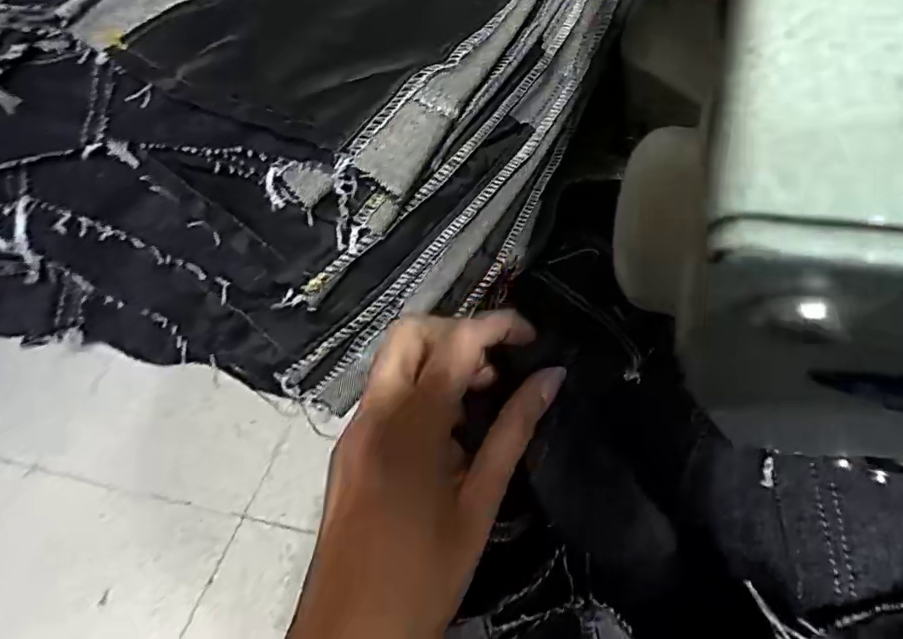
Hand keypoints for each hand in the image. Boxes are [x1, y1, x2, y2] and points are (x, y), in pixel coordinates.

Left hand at [288, 313, 565, 638]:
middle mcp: (373, 418)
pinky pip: (388, 394)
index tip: (532, 339)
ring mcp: (355, 435)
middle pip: (410, 333)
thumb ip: (516, 429)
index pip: (456, 342)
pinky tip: (455, 429)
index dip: (499, 325)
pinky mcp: (350, 454)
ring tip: (485, 395)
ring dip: (443, 359)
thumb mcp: (480, 503)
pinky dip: (424, 387)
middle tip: (498, 361)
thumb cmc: (422, 577)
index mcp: (409, 428)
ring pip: (396, 360)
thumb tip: (552, 376)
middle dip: (460, 329)